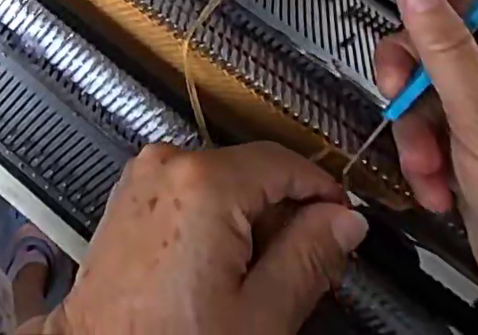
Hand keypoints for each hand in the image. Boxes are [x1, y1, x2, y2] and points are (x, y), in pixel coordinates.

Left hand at [47, 141, 367, 333]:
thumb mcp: (261, 316)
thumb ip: (308, 258)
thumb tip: (344, 220)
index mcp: (203, 181)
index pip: (281, 160)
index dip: (322, 190)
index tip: (345, 220)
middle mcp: (168, 161)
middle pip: (250, 169)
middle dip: (283, 212)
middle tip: (304, 267)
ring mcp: (145, 172)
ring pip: (221, 178)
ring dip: (249, 216)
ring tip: (253, 279)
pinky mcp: (132, 189)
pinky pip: (189, 186)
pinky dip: (214, 214)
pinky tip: (216, 266)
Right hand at [376, 0, 477, 334]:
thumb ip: (445, 49)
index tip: (400, 3)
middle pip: (440, 47)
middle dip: (407, 71)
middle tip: (391, 90)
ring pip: (428, 96)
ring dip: (413, 129)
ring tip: (423, 167)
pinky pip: (433, 139)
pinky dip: (424, 161)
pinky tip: (434, 191)